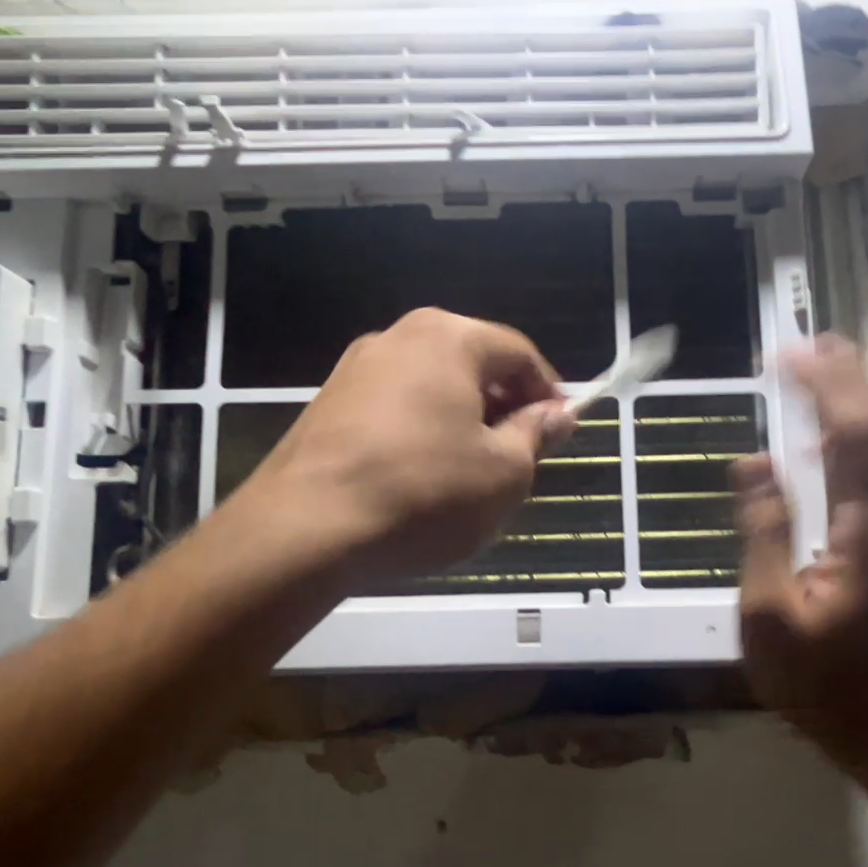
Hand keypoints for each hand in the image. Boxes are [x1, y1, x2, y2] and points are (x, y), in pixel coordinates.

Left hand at [243, 308, 575, 579]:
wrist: (306, 529)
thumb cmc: (423, 493)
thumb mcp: (503, 473)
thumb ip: (536, 435)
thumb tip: (558, 413)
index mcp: (449, 338)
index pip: (518, 353)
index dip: (548, 393)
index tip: (561, 433)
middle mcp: (398, 337)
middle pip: (471, 364)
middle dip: (503, 408)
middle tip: (519, 458)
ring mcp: (354, 369)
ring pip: (430, 389)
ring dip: (461, 423)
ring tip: (470, 476)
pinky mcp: (326, 405)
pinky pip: (393, 410)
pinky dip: (420, 434)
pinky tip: (420, 481)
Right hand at [733, 336, 867, 781]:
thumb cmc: (820, 681)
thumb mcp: (770, 613)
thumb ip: (763, 531)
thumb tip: (753, 462)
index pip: (853, 428)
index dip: (821, 382)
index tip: (783, 354)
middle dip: (849, 373)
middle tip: (804, 346)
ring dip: (864, 394)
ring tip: (820, 369)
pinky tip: (827, 439)